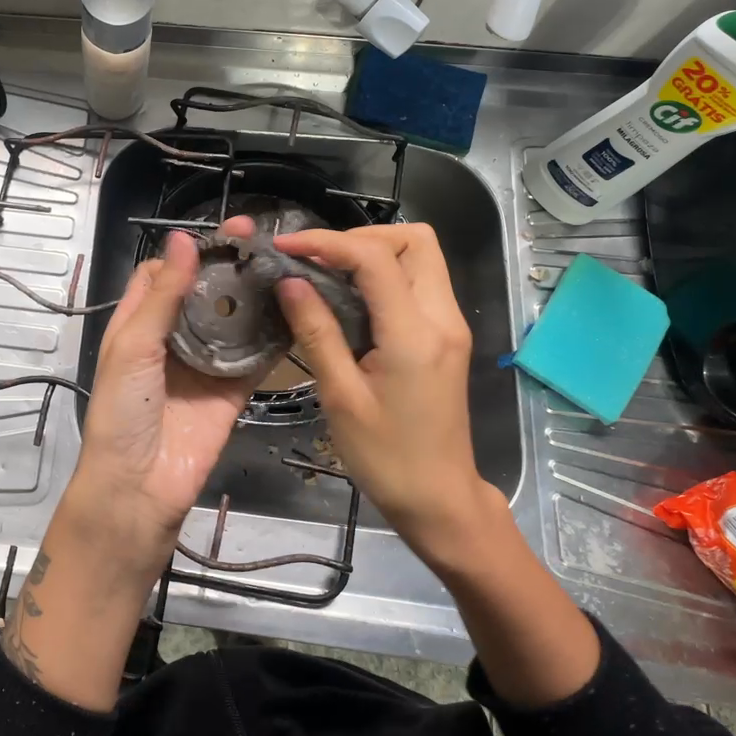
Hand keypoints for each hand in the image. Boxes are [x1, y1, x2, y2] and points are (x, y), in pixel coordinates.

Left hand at [67, 218, 260, 573]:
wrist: (139, 487)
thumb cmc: (122, 410)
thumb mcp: (133, 346)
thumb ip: (162, 295)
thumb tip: (184, 238)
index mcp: (139, 323)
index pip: (163, 274)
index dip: (188, 251)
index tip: (220, 230)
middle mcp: (173, 338)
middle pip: (204, 292)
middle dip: (228, 264)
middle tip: (260, 237)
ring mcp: (205, 364)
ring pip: (233, 319)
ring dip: (254, 293)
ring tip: (283, 262)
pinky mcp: (232, 390)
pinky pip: (256, 357)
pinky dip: (274, 335)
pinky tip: (297, 308)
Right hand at [271, 224, 500, 557]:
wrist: (439, 499)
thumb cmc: (385, 457)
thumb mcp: (340, 396)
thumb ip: (316, 331)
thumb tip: (289, 281)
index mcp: (414, 335)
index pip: (375, 258)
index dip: (327, 242)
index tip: (285, 246)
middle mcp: (442, 318)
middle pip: (414, 240)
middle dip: (360, 237)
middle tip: (316, 259)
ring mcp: (450, 326)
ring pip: (420, 256)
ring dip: (373, 252)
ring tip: (326, 274)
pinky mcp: (446, 336)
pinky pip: (418, 282)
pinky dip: (383, 274)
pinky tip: (348, 298)